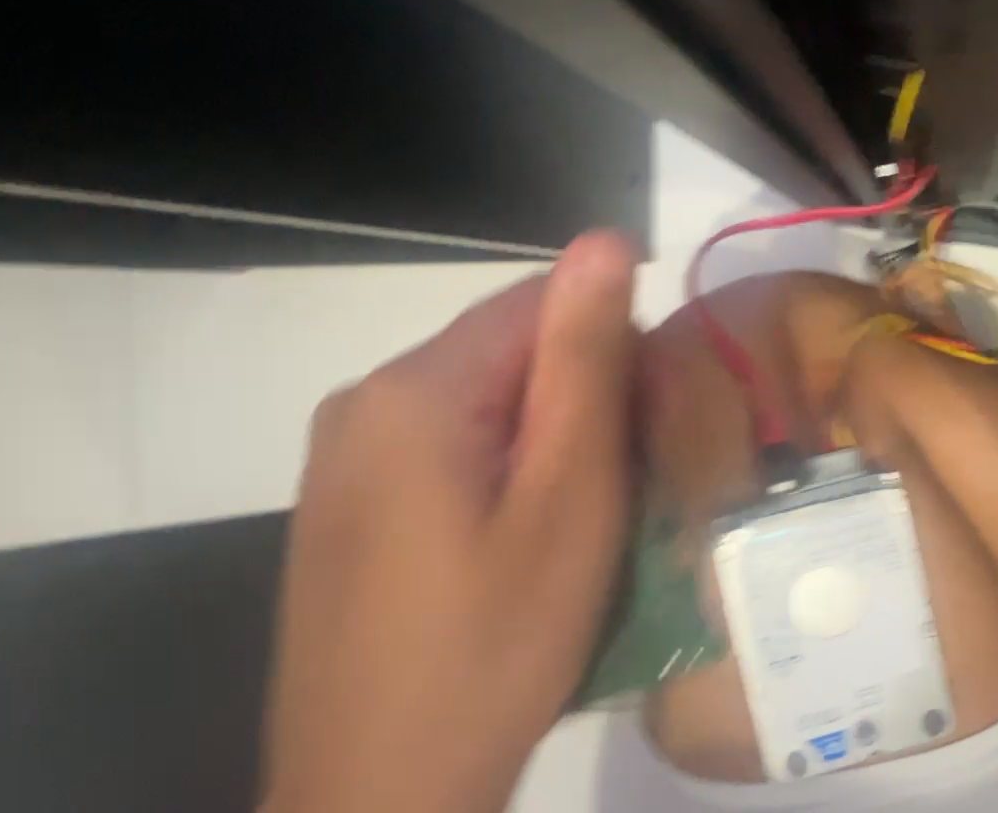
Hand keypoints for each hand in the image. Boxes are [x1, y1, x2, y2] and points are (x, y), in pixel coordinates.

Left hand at [262, 233, 638, 812]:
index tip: (650, 421)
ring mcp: (346, 458)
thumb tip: (605, 240)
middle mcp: (363, 403)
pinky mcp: (349, 505)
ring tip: (587, 513)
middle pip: (510, 352)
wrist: (382, 796)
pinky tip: (528, 536)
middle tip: (625, 481)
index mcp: (413, 389)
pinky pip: (451, 447)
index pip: (540, 303)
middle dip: (582, 395)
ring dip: (551, 435)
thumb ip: (586, 361)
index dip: (613, 348)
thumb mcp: (567, 495)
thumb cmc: (497, 642)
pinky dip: (508, 467)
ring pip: (487, 401)